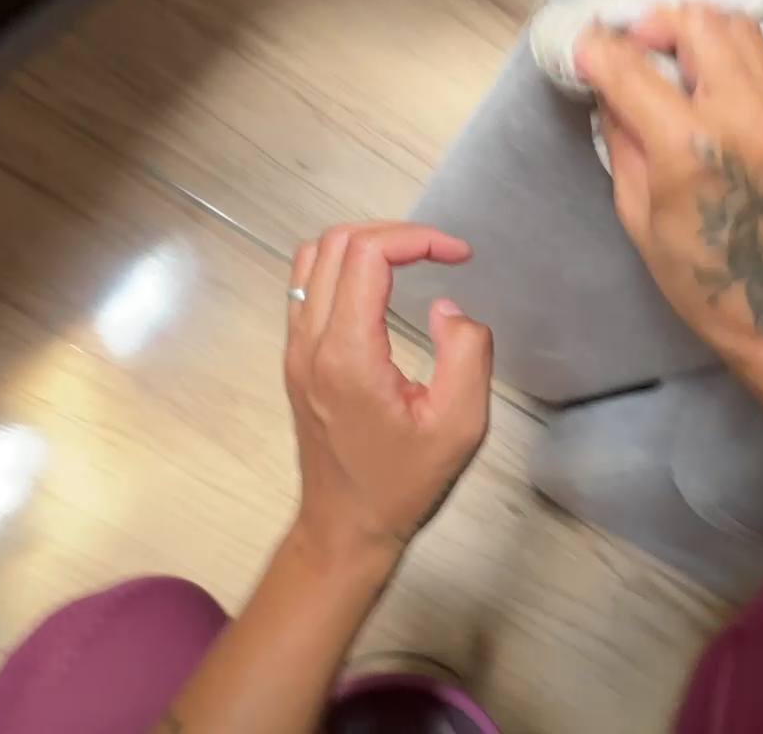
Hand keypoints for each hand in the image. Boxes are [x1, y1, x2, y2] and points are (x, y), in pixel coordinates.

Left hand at [284, 222, 492, 569]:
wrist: (345, 528)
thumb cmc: (403, 482)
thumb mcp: (460, 425)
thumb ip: (467, 353)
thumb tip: (447, 308)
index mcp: (347, 354)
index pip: (367, 253)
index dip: (418, 238)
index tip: (458, 254)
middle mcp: (310, 341)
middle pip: (337, 242)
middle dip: (395, 233)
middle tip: (439, 252)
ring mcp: (295, 347)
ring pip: (313, 256)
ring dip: (365, 243)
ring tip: (411, 258)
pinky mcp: (295, 356)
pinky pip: (308, 284)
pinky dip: (344, 264)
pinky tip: (379, 284)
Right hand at [575, 2, 762, 356]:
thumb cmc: (692, 272)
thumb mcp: (635, 210)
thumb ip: (621, 138)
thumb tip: (609, 88)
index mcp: (689, 147)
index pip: (632, 71)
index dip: (598, 50)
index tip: (582, 45)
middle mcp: (742, 114)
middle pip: (697, 24)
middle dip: (654, 23)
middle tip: (634, 47)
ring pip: (740, 26)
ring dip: (698, 29)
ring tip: (676, 53)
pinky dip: (746, 49)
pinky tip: (724, 73)